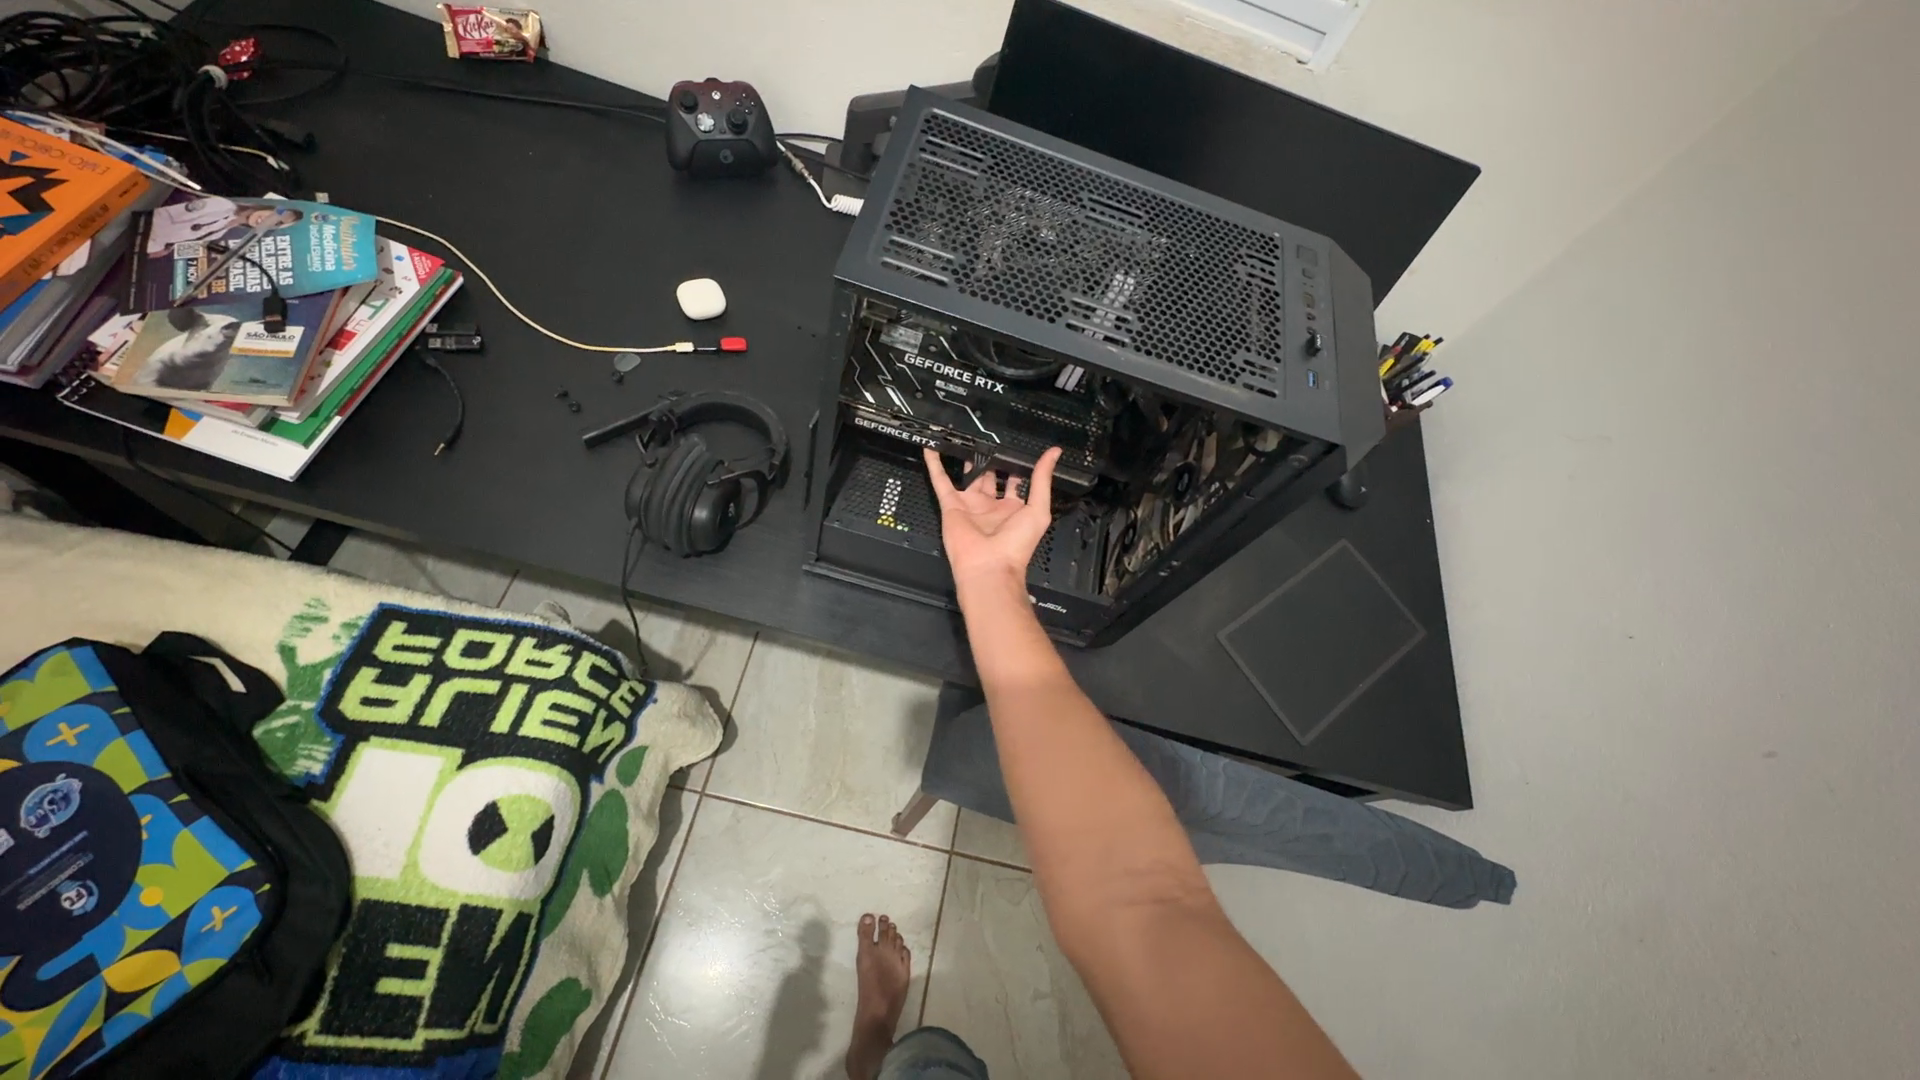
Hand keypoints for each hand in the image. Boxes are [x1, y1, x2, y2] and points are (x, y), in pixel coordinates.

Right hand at [924, 447, 1060, 587]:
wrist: (989, 566)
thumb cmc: (1017, 544)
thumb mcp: (1038, 508)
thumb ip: (1042, 479)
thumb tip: (1054, 454)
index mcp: (1013, 509)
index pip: (1014, 482)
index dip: (1015, 465)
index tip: (1015, 447)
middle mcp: (990, 507)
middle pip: (989, 477)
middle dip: (989, 460)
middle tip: (988, 439)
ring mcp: (970, 506)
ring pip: (966, 477)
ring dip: (964, 459)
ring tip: (963, 437)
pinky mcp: (951, 506)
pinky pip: (941, 482)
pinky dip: (935, 465)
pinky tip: (932, 447)